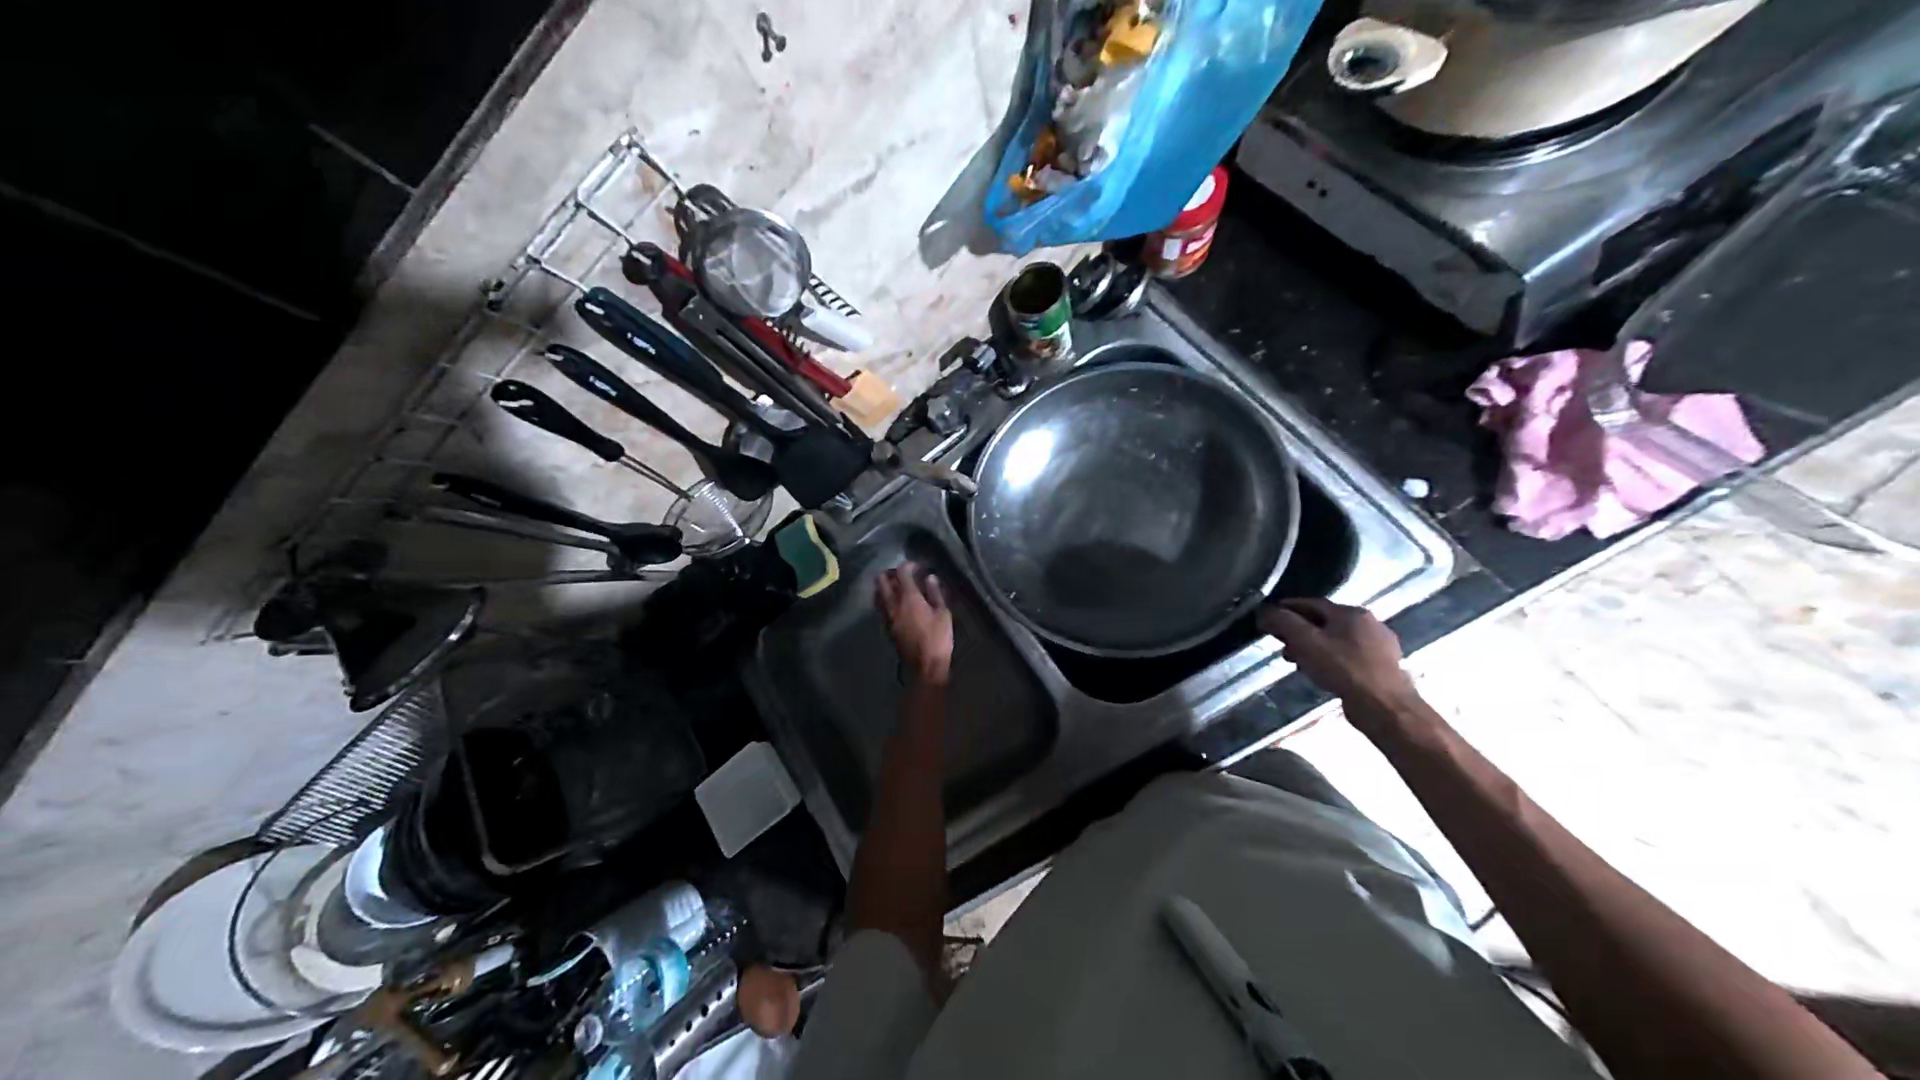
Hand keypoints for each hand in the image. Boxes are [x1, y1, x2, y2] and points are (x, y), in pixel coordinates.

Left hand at [875, 563, 953, 684]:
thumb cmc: (938, 638)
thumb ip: (935, 593)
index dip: (908, 565)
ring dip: (886, 586)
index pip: (901, 572)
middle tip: (903, 574)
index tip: (917, 566)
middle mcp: (893, 604)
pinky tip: (897, 603)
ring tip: (898, 587)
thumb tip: (930, 578)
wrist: (924, 666)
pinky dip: (886, 599)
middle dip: (891, 573)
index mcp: (908, 597)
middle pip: (882, 580)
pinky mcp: (886, 627)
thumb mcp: (943, 614)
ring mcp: (887, 616)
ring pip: (878, 593)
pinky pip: (881, 606)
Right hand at [1257, 598, 1415, 710]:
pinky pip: (1348, 656)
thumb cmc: (1343, 668)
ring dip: (1313, 648)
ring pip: (1336, 640)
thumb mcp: (1305, 641)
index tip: (1269, 618)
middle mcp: (1369, 623)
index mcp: (1351, 612)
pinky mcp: (1383, 666)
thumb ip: (1283, 622)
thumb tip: (1266, 612)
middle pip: (1324, 622)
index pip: (1311, 603)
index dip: (1286, 609)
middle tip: (1282, 646)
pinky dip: (1330, 660)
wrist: (1384, 706)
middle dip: (1299, 633)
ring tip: (1299, 663)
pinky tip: (1322, 673)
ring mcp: (1379, 645)